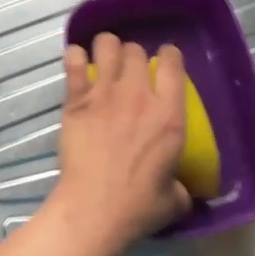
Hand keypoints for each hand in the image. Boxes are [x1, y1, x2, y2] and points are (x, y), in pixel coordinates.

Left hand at [43, 33, 191, 255]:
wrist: (93, 209)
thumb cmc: (137, 207)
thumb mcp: (175, 199)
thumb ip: (180, 185)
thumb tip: (179, 187)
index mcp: (168, 115)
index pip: (173, 63)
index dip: (169, 55)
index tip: (164, 60)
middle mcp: (138, 95)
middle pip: (135, 50)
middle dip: (133, 56)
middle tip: (129, 71)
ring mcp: (104, 94)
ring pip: (106, 46)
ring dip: (106, 49)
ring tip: (103, 60)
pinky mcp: (76, 100)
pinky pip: (74, 63)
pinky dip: (75, 57)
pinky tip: (76, 61)